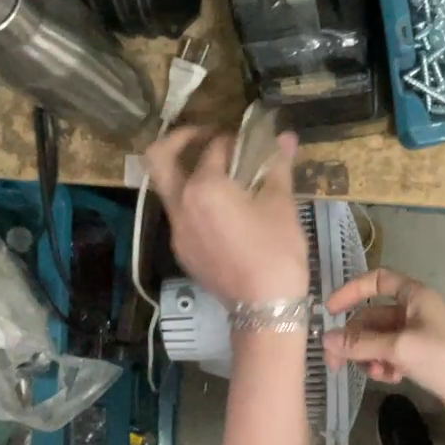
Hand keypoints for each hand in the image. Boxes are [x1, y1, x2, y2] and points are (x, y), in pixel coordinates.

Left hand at [146, 126, 308, 306]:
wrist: (265, 308)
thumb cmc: (276, 253)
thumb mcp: (282, 207)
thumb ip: (277, 167)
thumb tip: (285, 137)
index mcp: (204, 188)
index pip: (214, 148)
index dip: (234, 139)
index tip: (250, 141)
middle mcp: (181, 205)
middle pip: (160, 158)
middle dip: (179, 139)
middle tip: (204, 136)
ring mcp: (177, 232)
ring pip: (170, 191)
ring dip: (189, 176)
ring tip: (221, 180)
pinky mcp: (184, 253)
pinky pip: (182, 218)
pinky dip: (196, 205)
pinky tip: (223, 215)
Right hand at [323, 268, 444, 430]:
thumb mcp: (400, 348)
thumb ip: (361, 344)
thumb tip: (325, 340)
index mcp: (416, 296)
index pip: (378, 281)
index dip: (352, 291)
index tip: (330, 311)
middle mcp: (417, 312)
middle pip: (374, 317)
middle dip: (355, 337)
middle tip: (334, 362)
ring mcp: (420, 337)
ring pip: (381, 340)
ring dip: (369, 355)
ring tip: (370, 372)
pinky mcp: (424, 360)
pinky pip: (393, 357)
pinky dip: (385, 366)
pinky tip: (387, 378)